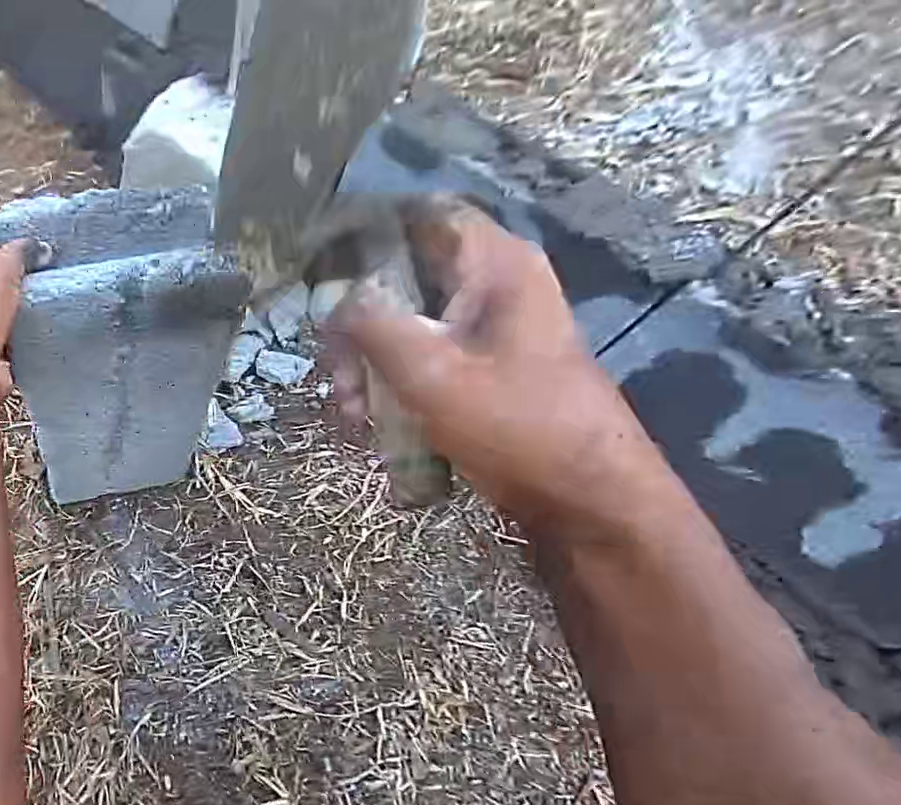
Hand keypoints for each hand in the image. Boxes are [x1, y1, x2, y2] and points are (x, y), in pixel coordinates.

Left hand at [0, 240, 44, 400]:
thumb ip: (17, 255)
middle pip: (2, 307)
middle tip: (57, 296)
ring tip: (58, 323)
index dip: (16, 269)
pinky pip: (19, 358)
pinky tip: (49, 350)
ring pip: (11, 333)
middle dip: (25, 302)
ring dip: (29, 330)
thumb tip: (40, 246)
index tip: (45, 267)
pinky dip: (31, 353)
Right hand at [324, 200, 670, 534]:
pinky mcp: (478, 367)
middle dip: (357, 326)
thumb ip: (375, 326)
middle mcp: (490, 286)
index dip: (366, 233)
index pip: (421, 216)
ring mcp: (485, 329)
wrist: (581, 492)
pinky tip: (373, 422)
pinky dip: (390, 384)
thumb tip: (332, 300)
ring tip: (353, 412)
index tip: (319, 272)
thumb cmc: (515, 424)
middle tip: (336, 374)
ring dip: (368, 365)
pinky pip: (419, 359)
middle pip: (403, 279)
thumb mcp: (433, 373)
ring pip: (404, 325)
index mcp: (495, 266)